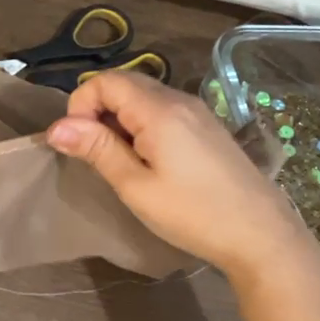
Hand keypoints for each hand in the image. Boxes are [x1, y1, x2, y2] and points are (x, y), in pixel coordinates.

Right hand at [45, 71, 319, 286]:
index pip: (104, 82)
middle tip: (95, 152)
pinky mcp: (207, 126)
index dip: (80, 106)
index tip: (79, 144)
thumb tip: (55, 128)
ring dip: (119, 118)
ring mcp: (197, 112)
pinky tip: (148, 160)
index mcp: (159, 110)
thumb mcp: (135, 186)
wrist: (264, 238)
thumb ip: (96, 149)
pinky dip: (141, 123)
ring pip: (142, 96)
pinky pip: (161, 109)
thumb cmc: (193, 214)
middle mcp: (179, 100)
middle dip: (97, 110)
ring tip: (120, 160)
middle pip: (123, 83)